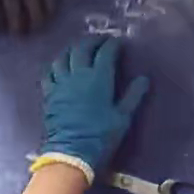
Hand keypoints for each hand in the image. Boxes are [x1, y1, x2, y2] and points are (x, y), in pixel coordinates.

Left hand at [37, 36, 147, 181]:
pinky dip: (56, 65)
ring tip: (79, 49)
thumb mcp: (123, 117)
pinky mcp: (49, 93)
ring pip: (63, 57)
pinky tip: (60, 66)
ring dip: (72, 49)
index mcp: (99, 78)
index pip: (105, 52)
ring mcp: (61, 83)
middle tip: (100, 41)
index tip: (118, 43)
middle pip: (82, 48)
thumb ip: (133, 95)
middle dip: (92, 41)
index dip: (113, 44)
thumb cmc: (101, 135)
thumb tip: (143, 78)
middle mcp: (78, 75)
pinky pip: (49, 72)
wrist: (72, 152)